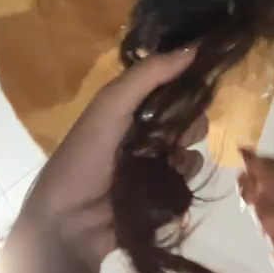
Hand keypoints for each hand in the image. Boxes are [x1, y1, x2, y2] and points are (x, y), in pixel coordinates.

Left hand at [13, 46, 206, 267]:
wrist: (67, 223)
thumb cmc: (85, 155)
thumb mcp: (111, 105)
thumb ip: (148, 75)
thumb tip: (193, 49)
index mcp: (126, 106)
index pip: (165, 83)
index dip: (185, 77)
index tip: (206, 73)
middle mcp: (140, 131)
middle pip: (182, 114)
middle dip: (191, 117)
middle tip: (187, 126)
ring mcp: (150, 164)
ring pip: (188, 145)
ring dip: (189, 147)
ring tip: (177, 157)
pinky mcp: (159, 194)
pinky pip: (186, 177)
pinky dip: (187, 174)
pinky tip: (177, 176)